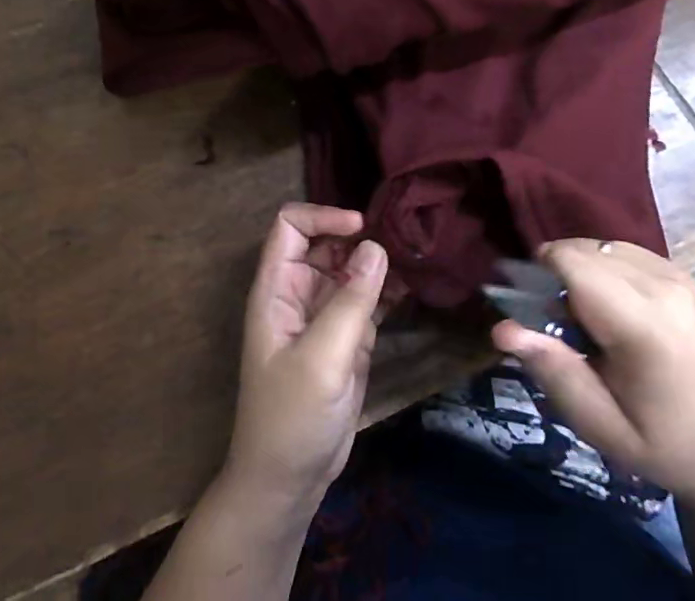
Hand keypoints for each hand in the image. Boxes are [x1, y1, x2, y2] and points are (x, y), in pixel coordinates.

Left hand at [224, 204, 386, 510]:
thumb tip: (376, 247)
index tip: (361, 228)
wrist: (290, 478)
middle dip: (360, 237)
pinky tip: (415, 283)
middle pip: (327, 244)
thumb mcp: (321, 358)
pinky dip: (389, 288)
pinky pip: (369, 298)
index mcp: (277, 289)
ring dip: (379, 260)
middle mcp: (300, 293)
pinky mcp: (349, 336)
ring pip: (352, 269)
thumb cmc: (291, 416)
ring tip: (417, 254)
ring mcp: (325, 315)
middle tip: (403, 238)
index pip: (290, 227)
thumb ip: (350, 301)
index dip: (322, 217)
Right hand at [491, 238, 694, 498]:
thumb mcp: (597, 423)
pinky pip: (622, 250)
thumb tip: (502, 328)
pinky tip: (606, 302)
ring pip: (601, 245)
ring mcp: (677, 276)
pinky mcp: (680, 273)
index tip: (526, 302)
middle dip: (556, 272)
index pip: (574, 263)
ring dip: (578, 268)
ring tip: (580, 311)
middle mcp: (663, 288)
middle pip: (584, 250)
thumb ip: (552, 370)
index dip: (538, 271)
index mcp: (644, 327)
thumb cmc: (656, 442)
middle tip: (553, 317)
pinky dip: (602, 266)